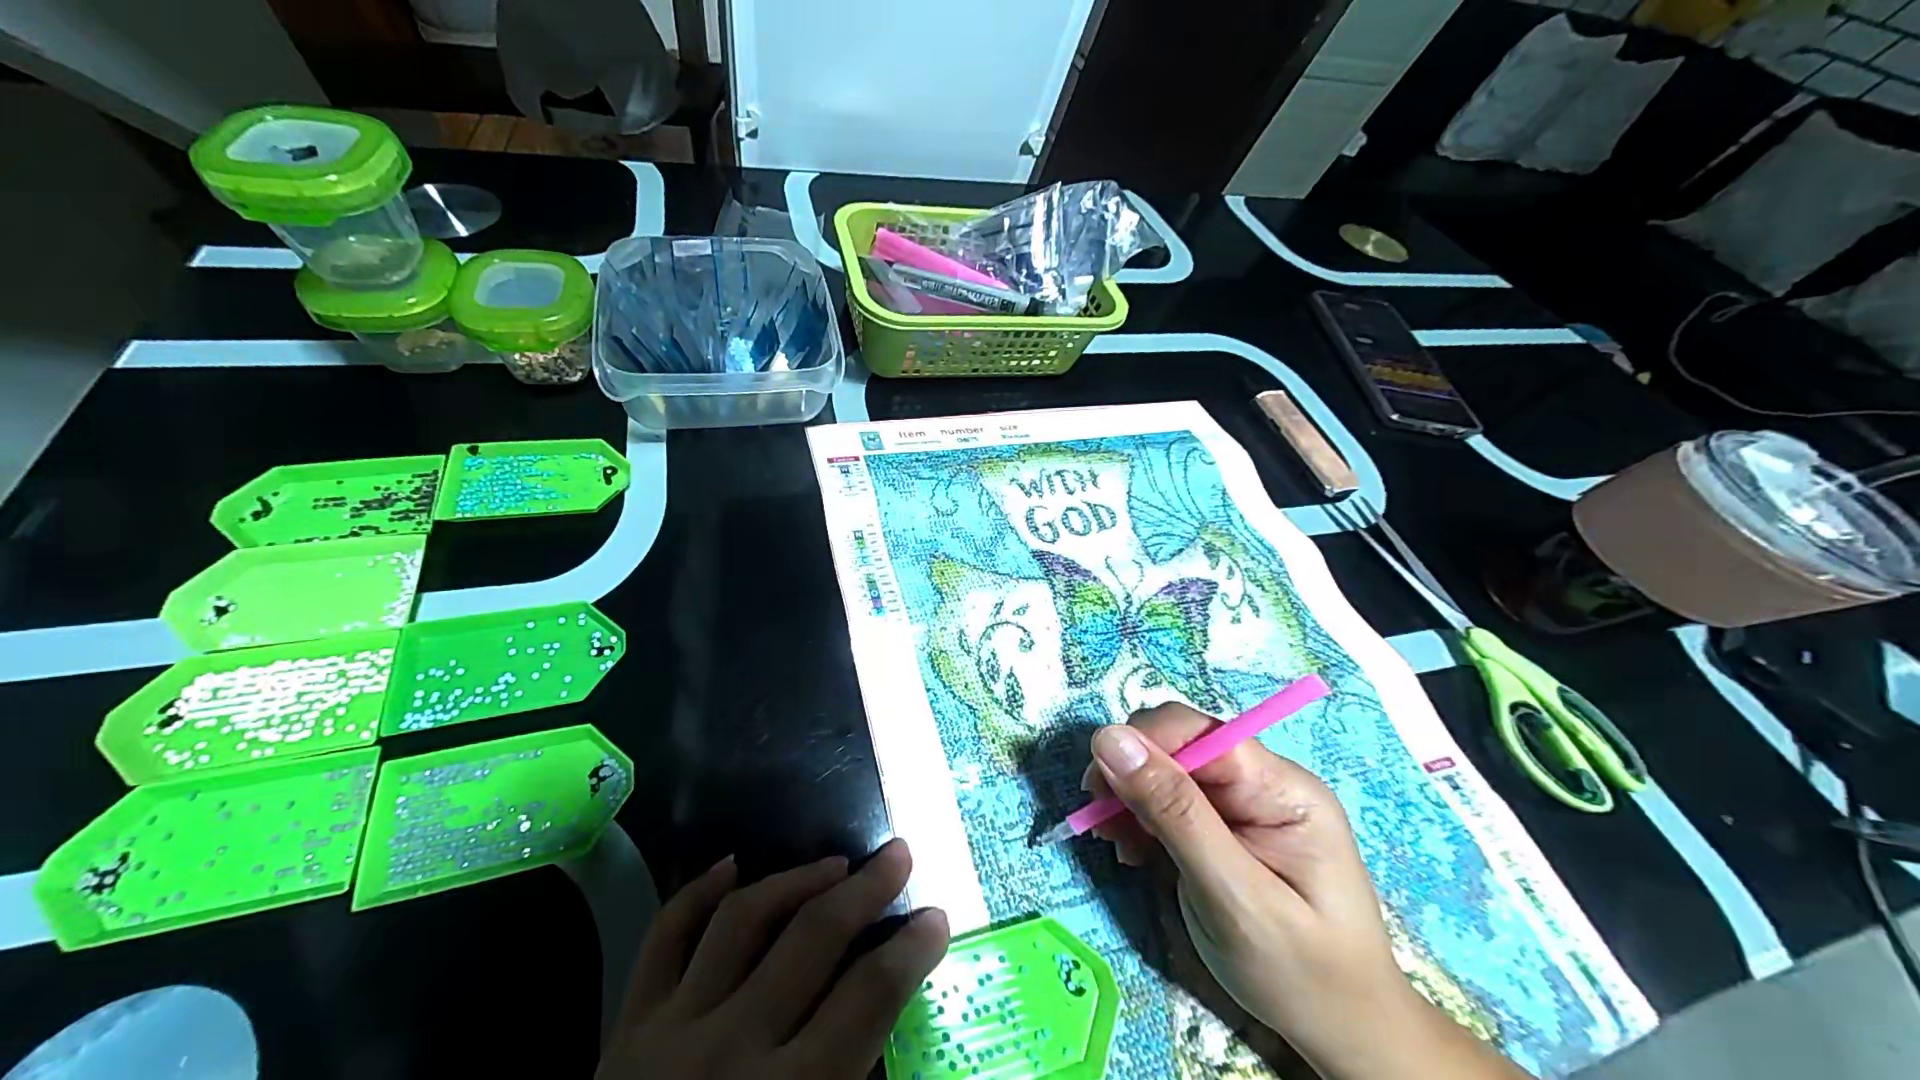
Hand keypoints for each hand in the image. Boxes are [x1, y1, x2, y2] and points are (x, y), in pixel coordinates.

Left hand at [597, 839, 950, 1079]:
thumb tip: (893, 1024)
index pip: (869, 997)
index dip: (911, 950)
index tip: (936, 918)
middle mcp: (735, 1046)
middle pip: (814, 937)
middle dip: (866, 888)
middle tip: (899, 853)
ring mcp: (675, 1027)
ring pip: (745, 920)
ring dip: (796, 880)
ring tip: (834, 862)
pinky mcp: (629, 1024)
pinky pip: (664, 937)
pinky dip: (697, 893)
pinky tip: (730, 864)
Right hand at [1085, 704, 1524, 1079]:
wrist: (1342, 1031)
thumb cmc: (1299, 971)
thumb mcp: (1232, 895)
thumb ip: (1172, 811)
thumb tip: (1109, 737)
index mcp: (1280, 787)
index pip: (1199, 732)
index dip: (1142, 747)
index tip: (1098, 789)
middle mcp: (1262, 782)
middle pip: (1178, 745)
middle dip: (1131, 774)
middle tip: (1104, 824)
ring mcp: (1244, 805)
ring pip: (1166, 771)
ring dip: (1130, 800)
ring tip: (1120, 846)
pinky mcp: (1224, 828)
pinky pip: (1170, 802)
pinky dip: (1141, 820)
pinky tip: (1134, 852)